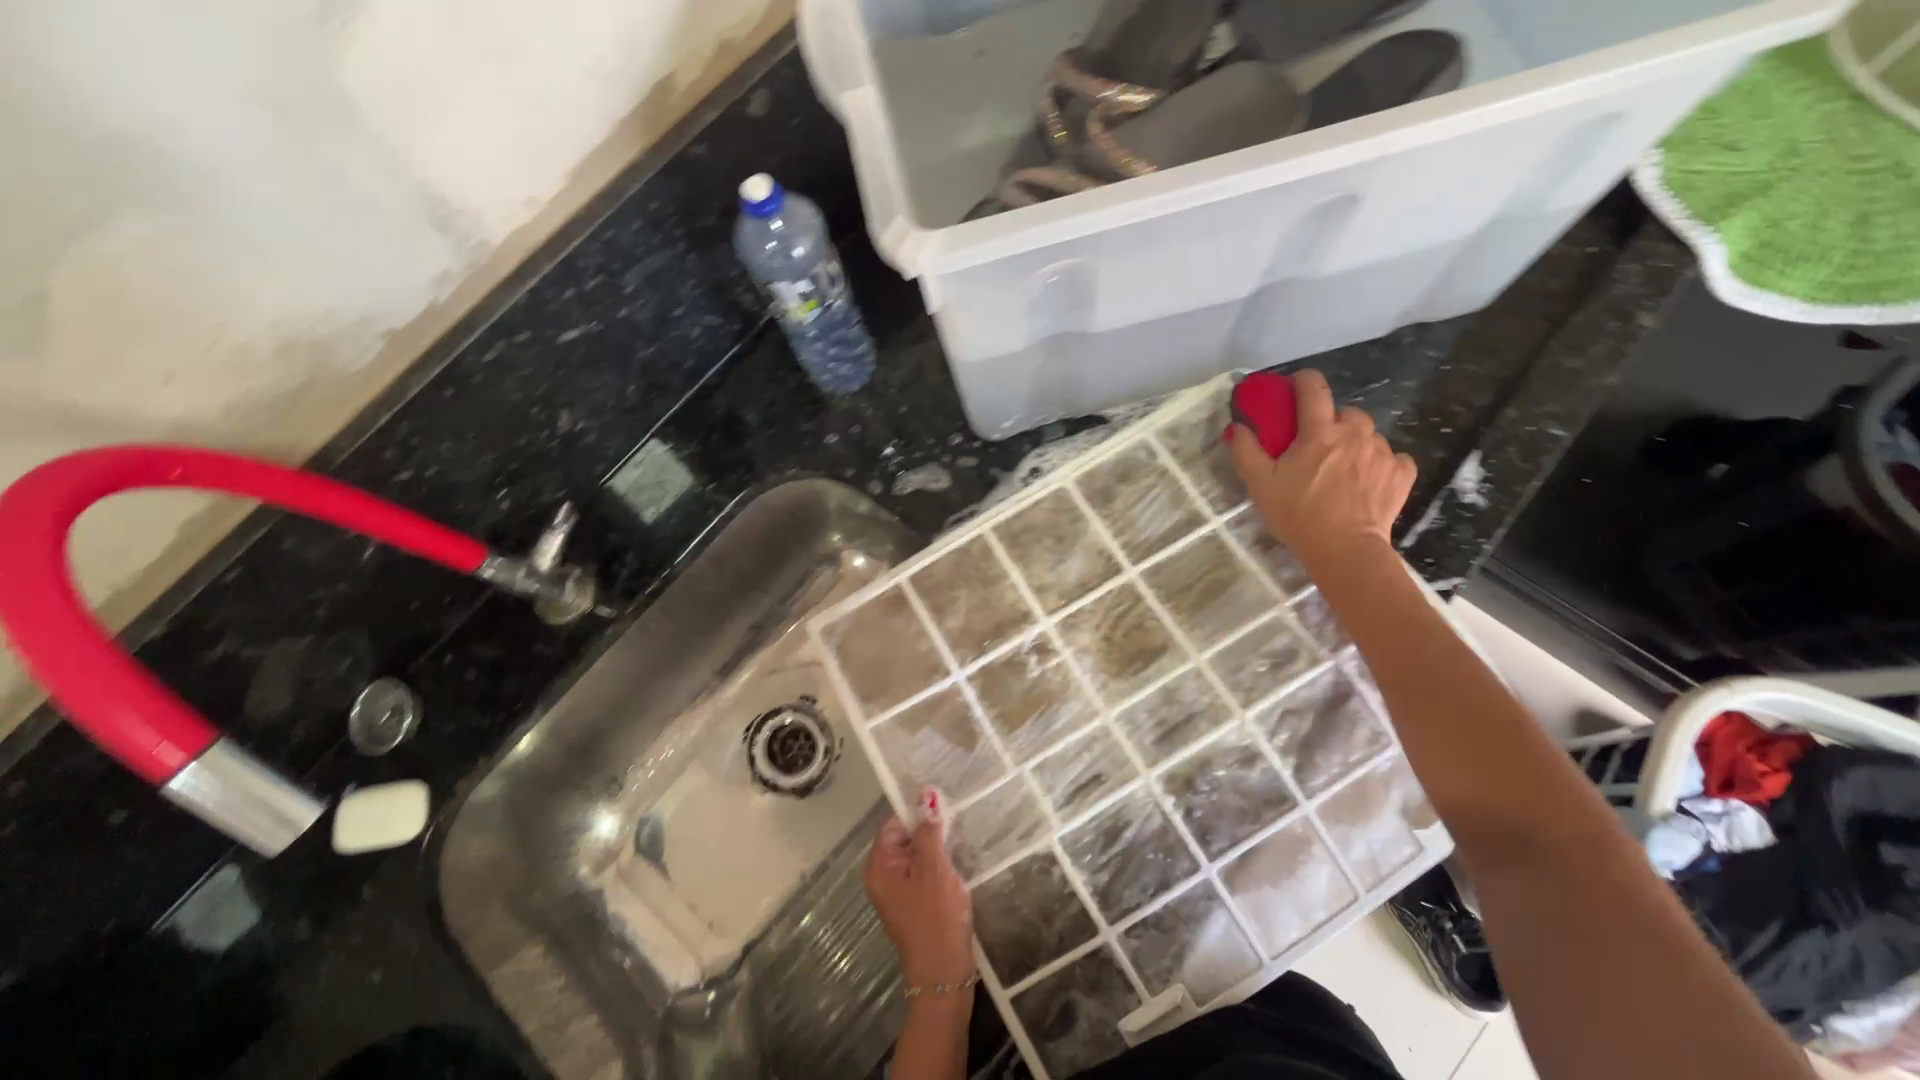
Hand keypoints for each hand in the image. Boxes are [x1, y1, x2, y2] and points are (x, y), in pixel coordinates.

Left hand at [864, 788, 975, 988]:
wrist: (944, 973)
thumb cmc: (936, 918)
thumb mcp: (934, 869)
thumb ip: (929, 832)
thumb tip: (925, 797)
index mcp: (879, 866)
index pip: (894, 824)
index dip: (917, 811)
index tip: (944, 802)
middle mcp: (883, 877)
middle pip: (904, 839)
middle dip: (929, 830)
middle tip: (958, 820)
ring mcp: (899, 892)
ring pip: (917, 857)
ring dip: (937, 848)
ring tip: (962, 839)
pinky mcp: (915, 904)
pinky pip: (924, 874)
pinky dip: (939, 867)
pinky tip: (959, 864)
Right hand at [1230, 368, 1415, 561]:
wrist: (1344, 549)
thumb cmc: (1298, 515)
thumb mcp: (1260, 486)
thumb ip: (1246, 451)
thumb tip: (1238, 427)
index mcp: (1319, 431)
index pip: (1314, 388)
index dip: (1304, 381)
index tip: (1296, 388)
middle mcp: (1355, 433)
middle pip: (1347, 412)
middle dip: (1333, 422)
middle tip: (1319, 446)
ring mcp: (1382, 452)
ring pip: (1369, 434)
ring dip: (1357, 443)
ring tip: (1344, 468)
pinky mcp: (1401, 473)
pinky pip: (1394, 457)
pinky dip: (1383, 463)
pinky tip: (1371, 479)